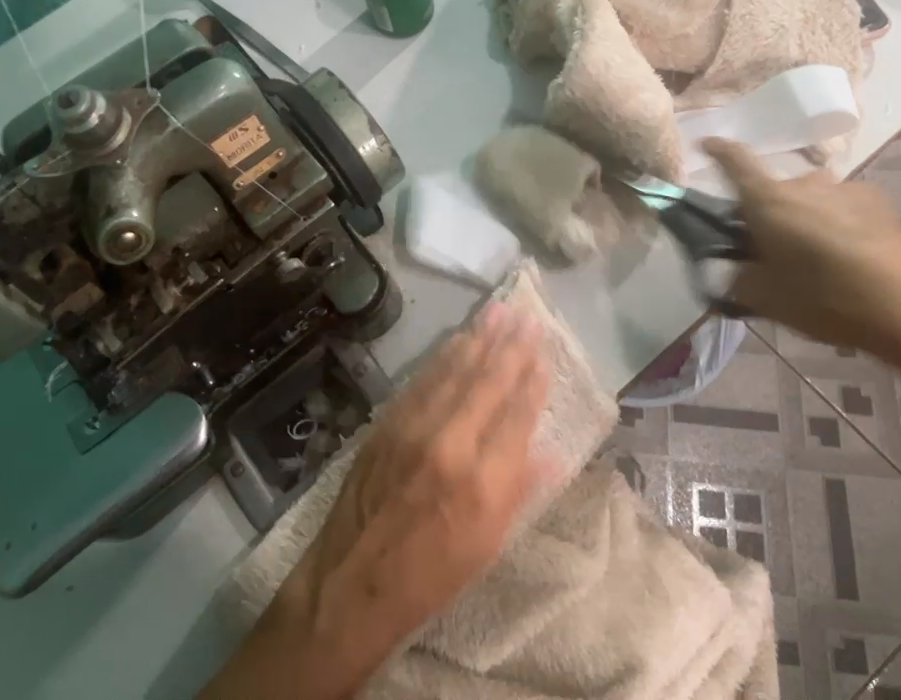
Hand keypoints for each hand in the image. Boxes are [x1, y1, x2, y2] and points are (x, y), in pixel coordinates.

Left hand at [264, 303, 552, 685]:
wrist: (350, 587)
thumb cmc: (430, 578)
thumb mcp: (487, 546)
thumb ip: (518, 491)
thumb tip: (550, 453)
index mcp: (482, 481)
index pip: (517, 416)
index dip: (532, 381)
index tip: (544, 353)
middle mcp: (448, 444)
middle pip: (485, 383)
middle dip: (509, 347)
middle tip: (527, 316)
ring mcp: (410, 430)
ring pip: (451, 373)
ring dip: (476, 340)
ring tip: (496, 313)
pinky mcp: (383, 427)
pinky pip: (421, 382)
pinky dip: (441, 359)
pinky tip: (455, 343)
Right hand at [702, 137, 900, 370]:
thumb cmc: (829, 299)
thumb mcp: (768, 300)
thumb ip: (737, 280)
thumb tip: (724, 270)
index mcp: (770, 201)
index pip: (736, 162)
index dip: (718, 151)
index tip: (707, 143)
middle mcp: (808, 185)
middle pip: (777, 189)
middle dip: (768, 211)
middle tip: (768, 246)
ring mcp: (850, 192)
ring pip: (814, 201)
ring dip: (806, 220)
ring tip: (813, 260)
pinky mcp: (884, 208)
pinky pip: (845, 212)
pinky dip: (838, 229)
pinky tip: (849, 262)